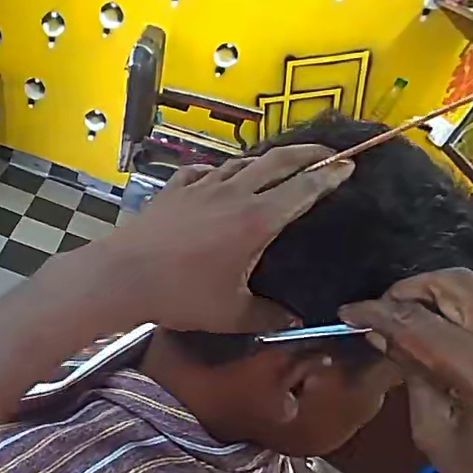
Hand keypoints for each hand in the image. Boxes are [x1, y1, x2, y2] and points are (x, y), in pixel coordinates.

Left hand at [75, 144, 352, 332]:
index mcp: (257, 220)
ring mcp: (200, 188)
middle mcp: (232, 194)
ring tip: (276, 165)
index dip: (331, 174)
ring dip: (264, 161)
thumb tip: (293, 321)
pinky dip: (217, 171)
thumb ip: (267, 316)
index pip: (304, 188)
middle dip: (307, 152)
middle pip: (277, 161)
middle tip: (326, 151)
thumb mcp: (230, 314)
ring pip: (240, 163)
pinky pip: (202, 172)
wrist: (123, 276)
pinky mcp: (173, 190)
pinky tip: (215, 177)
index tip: (349, 165)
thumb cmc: (180, 295)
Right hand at [338, 270, 472, 472]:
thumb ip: (414, 378)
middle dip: (413, 290)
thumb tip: (388, 337)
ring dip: (460, 287)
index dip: (374, 311)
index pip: (415, 320)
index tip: (350, 313)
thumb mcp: (437, 441)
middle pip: (458, 283)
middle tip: (390, 311)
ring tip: (438, 311)